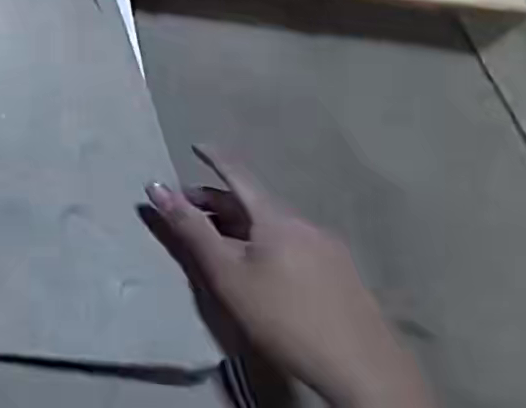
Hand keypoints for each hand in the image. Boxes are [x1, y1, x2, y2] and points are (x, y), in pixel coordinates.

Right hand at [146, 148, 436, 407]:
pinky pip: (294, 244)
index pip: (239, 174)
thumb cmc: (285, 318)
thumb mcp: (226, 273)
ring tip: (220, 243)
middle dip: (218, 201)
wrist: (370, 380)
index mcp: (277, 218)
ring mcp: (331, 252)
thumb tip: (155, 186)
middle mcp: (306, 225)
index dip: (215, 158)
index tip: (196, 146)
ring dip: (242, 225)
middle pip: (254, 202)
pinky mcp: (345, 279)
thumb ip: (190, 228)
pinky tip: (260, 268)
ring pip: (274, 225)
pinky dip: (266, 242)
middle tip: (189, 212)